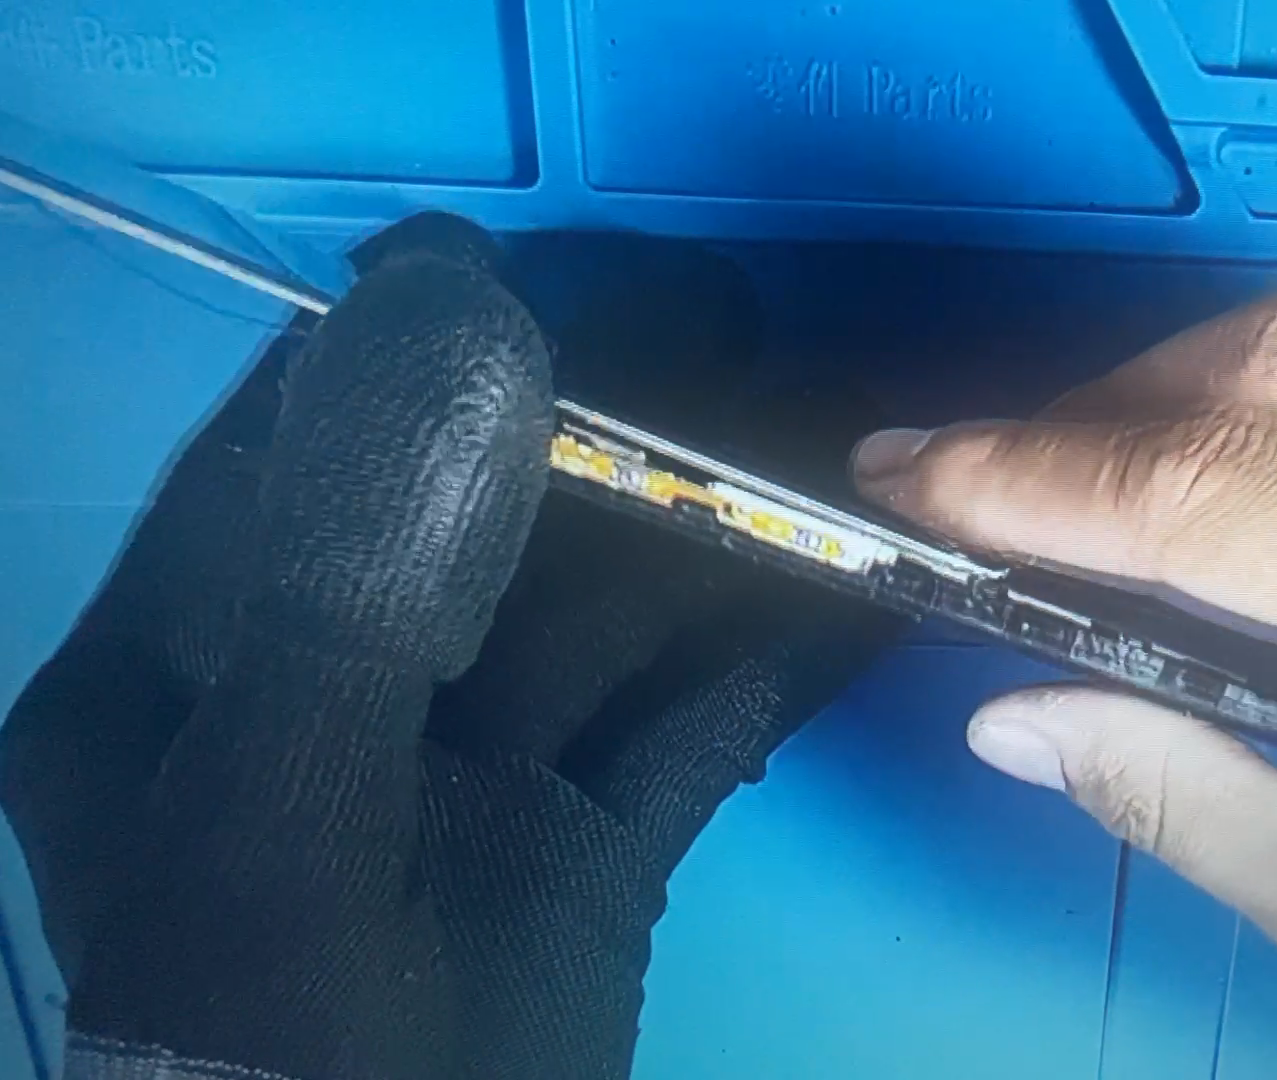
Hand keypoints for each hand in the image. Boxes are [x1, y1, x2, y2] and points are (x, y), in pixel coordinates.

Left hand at [1, 216, 897, 1079]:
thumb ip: (366, 581)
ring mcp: (507, 751)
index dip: (428, 347)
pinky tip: (863, 612)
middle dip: (635, 441)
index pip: (325, 442)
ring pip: (641, 613)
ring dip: (742, 549)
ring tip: (835, 474)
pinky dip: (788, 663)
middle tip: (741, 340)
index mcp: (217, 663)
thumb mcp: (294, 818)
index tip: (543, 270)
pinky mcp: (610, 811)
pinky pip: (708, 710)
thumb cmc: (291, 1053)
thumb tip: (462, 329)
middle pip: (522, 523)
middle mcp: (373, 683)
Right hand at [851, 283, 1276, 1079]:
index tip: (914, 470)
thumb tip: (1001, 716)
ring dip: (1173, 382)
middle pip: (1276, 360)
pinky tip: (1210, 461)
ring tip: (1080, 464)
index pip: (1212, 498)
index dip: (1032, 476)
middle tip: (989, 467)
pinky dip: (1266, 393)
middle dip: (1094, 404)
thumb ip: (1166, 793)